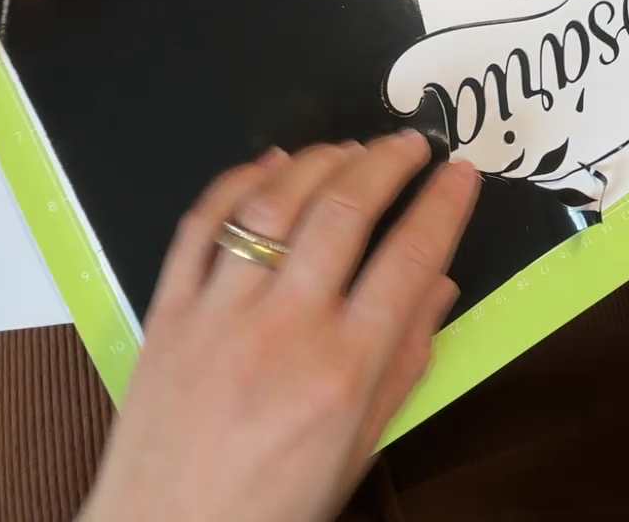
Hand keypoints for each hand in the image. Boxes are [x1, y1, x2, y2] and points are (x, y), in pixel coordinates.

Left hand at [80, 131, 479, 521]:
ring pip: (274, 204)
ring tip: (351, 147)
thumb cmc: (276, 505)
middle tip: (410, 143)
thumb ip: (404, 361)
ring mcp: (218, 314)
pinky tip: (272, 162)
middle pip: (344, 213)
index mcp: (342, 373)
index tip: (461, 172)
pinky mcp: (168, 310)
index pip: (409, 261)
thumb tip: (440, 285)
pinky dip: (237, 180)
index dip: (443, 206)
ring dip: (321, 160)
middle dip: (387, 162)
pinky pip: (200, 225)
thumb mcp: (360, 446)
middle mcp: (283, 331)